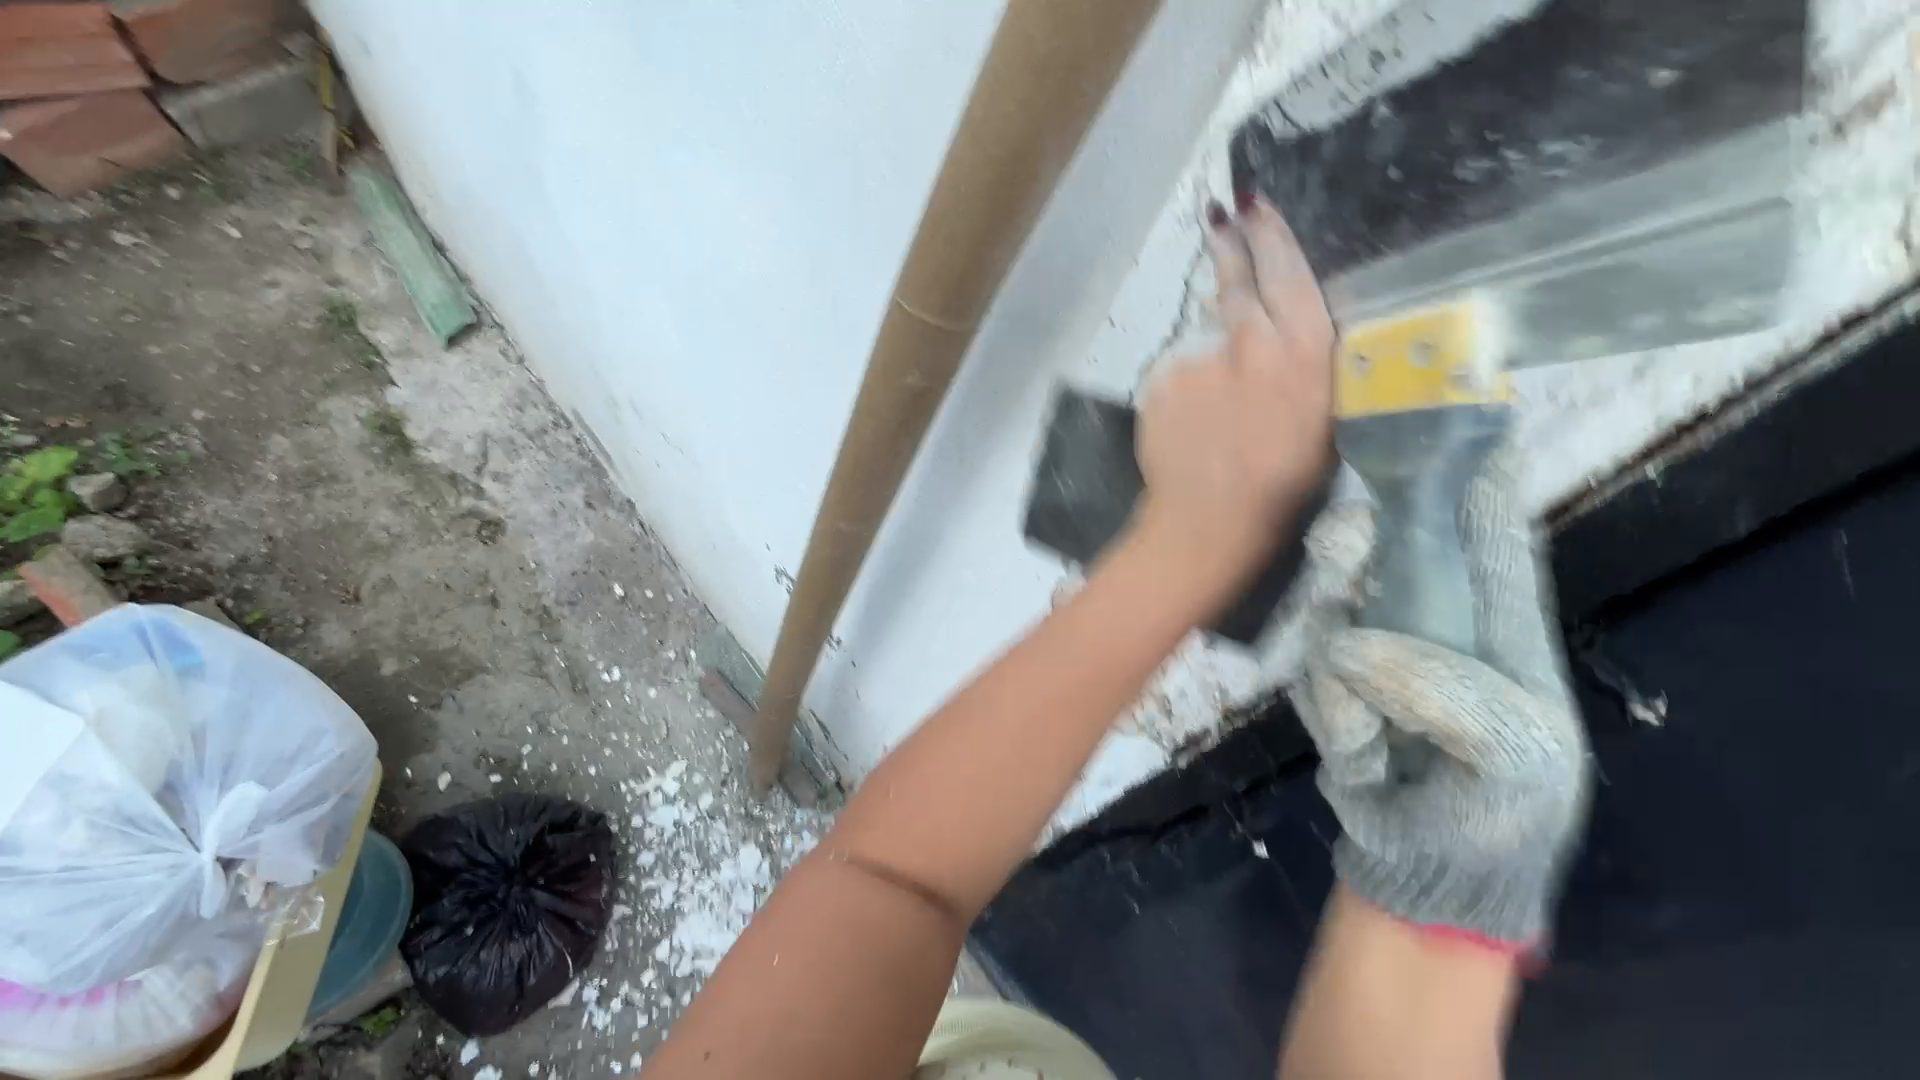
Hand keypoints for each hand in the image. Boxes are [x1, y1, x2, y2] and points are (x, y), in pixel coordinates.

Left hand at [1131, 195, 1334, 601]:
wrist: (1208, 518)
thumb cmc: (1280, 483)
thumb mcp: (1321, 420)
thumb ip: (1301, 365)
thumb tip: (1280, 331)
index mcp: (1305, 354)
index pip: (1289, 274)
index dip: (1272, 235)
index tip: (1254, 204)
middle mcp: (1252, 343)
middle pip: (1238, 279)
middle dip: (1230, 243)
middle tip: (1220, 216)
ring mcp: (1200, 357)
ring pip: (1203, 338)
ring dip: (1208, 360)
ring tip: (1215, 412)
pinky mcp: (1160, 376)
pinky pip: (1175, 371)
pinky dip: (1182, 389)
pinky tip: (1190, 424)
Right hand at [1290, 448, 1589, 945]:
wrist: (1426, 864)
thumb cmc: (1499, 808)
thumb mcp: (1508, 755)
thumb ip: (1442, 689)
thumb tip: (1348, 640)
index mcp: (1504, 623)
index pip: (1491, 532)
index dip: (1476, 473)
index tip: (1444, 417)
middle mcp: (1436, 620)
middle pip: (1393, 549)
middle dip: (1362, 540)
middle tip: (1337, 540)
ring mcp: (1376, 647)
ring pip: (1335, 603)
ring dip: (1334, 648)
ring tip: (1366, 735)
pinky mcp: (1330, 680)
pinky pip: (1310, 664)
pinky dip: (1326, 707)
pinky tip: (1358, 754)